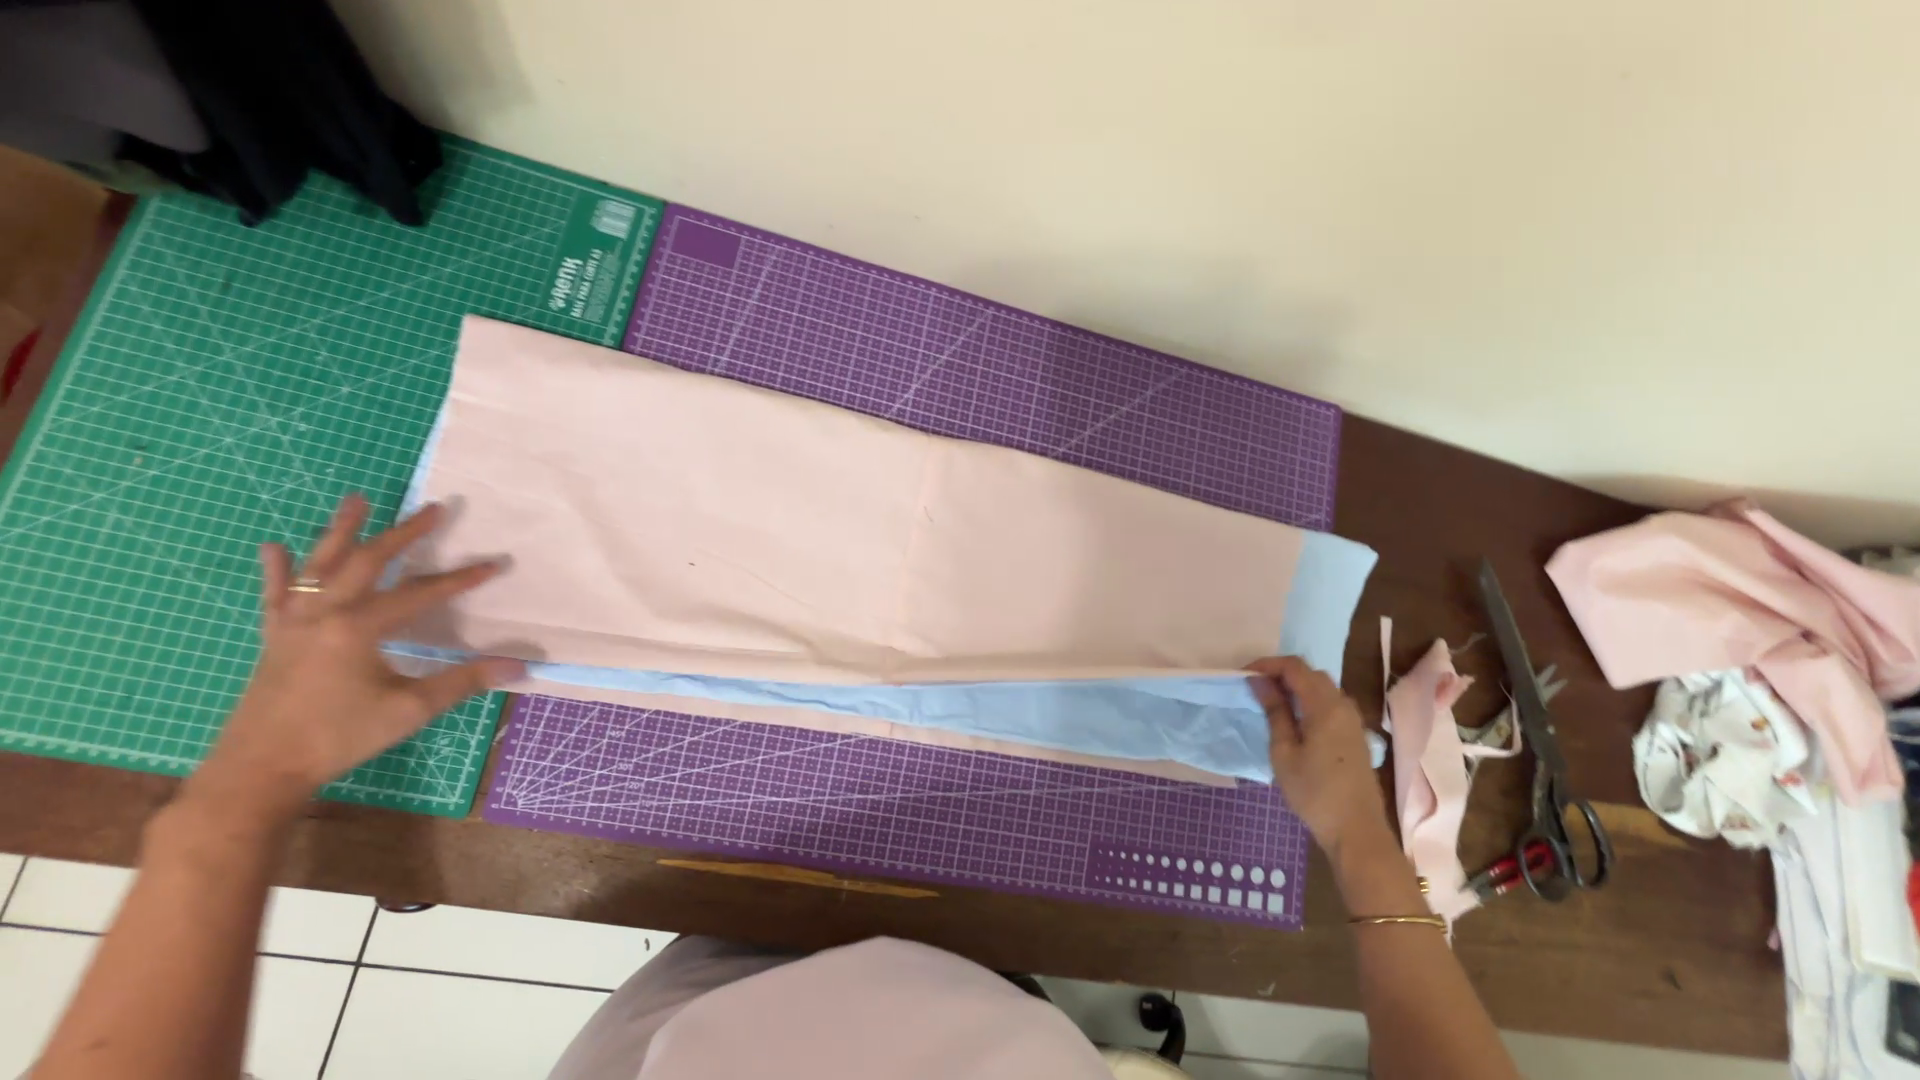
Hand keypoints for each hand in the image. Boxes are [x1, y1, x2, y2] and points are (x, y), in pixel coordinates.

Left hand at [191, 494, 523, 815]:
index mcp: (358, 628)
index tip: (493, 563)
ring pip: (320, 565)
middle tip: (431, 508)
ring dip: (340, 530)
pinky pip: (275, 594)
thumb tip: (518, 666)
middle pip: (369, 561)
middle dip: (404, 533)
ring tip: (356, 499)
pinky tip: (274, 547)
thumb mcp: (409, 711)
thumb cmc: (339, 738)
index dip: (460, 579)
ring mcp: (293, 622)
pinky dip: (277, 569)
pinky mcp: (273, 636)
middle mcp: (324, 613)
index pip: (419, 593)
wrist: (260, 768)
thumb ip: (462, 682)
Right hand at [1248, 656, 1393, 859]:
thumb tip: (1259, 681)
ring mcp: (1353, 720)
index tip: (1243, 676)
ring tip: (1271, 703)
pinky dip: (1309, 700)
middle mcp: (1343, 705)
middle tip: (1255, 689)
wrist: (1356, 829)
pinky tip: (1295, 720)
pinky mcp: (1355, 734)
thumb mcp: (1284, 752)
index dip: (1267, 665)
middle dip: (1281, 673)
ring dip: (1296, 687)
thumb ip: (1274, 712)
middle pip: (1311, 674)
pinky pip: (1331, 703)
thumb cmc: (1313, 792)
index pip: (1294, 667)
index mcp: (1325, 706)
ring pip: (1323, 688)